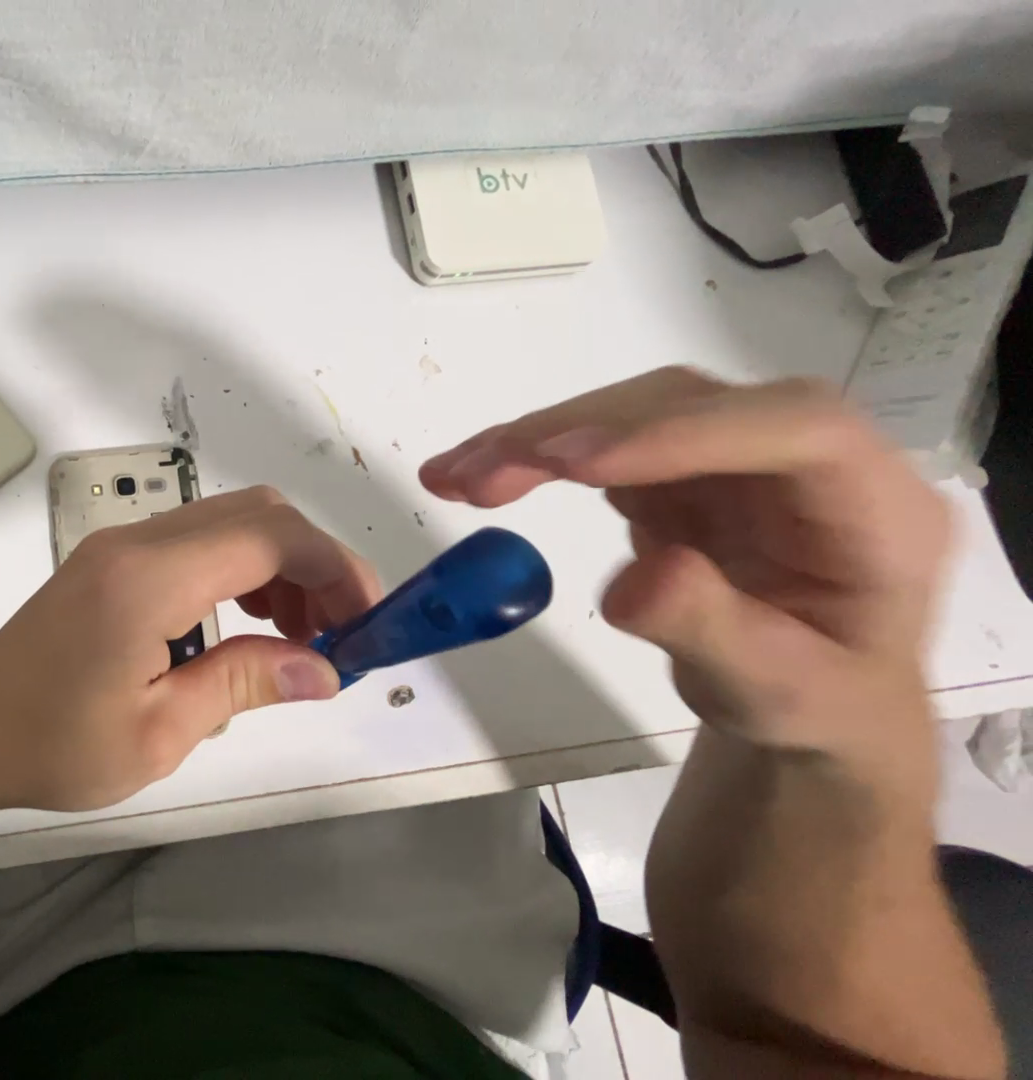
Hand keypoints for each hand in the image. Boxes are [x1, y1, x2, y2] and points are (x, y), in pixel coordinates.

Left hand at [0, 486, 380, 812]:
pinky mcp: (106, 561)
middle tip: (333, 633)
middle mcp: (134, 542)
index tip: (367, 619)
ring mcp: (116, 546)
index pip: (271, 537)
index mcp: (149, 580)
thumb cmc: (55, 745)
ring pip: (224, 520)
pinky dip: (236, 566)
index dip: (334, 568)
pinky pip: (191, 540)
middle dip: (312, 563)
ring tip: (292, 635)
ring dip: (276, 563)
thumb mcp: (161, 730)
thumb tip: (323, 668)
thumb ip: (244, 683)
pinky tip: (239, 623)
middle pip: (254, 513)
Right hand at [420, 367, 949, 774]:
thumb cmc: (810, 705)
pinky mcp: (673, 472)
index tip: (572, 464)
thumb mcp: (777, 695)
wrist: (800, 701)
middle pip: (687, 405)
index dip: (684, 434)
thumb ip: (715, 632)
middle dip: (575, 433)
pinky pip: (593, 445)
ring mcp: (730, 459)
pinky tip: (472, 476)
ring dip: (534, 439)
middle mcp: (799, 462)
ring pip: (628, 413)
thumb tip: (636, 580)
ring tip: (452, 476)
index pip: (795, 432)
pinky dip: (526, 457)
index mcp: (869, 508)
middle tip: (478, 477)